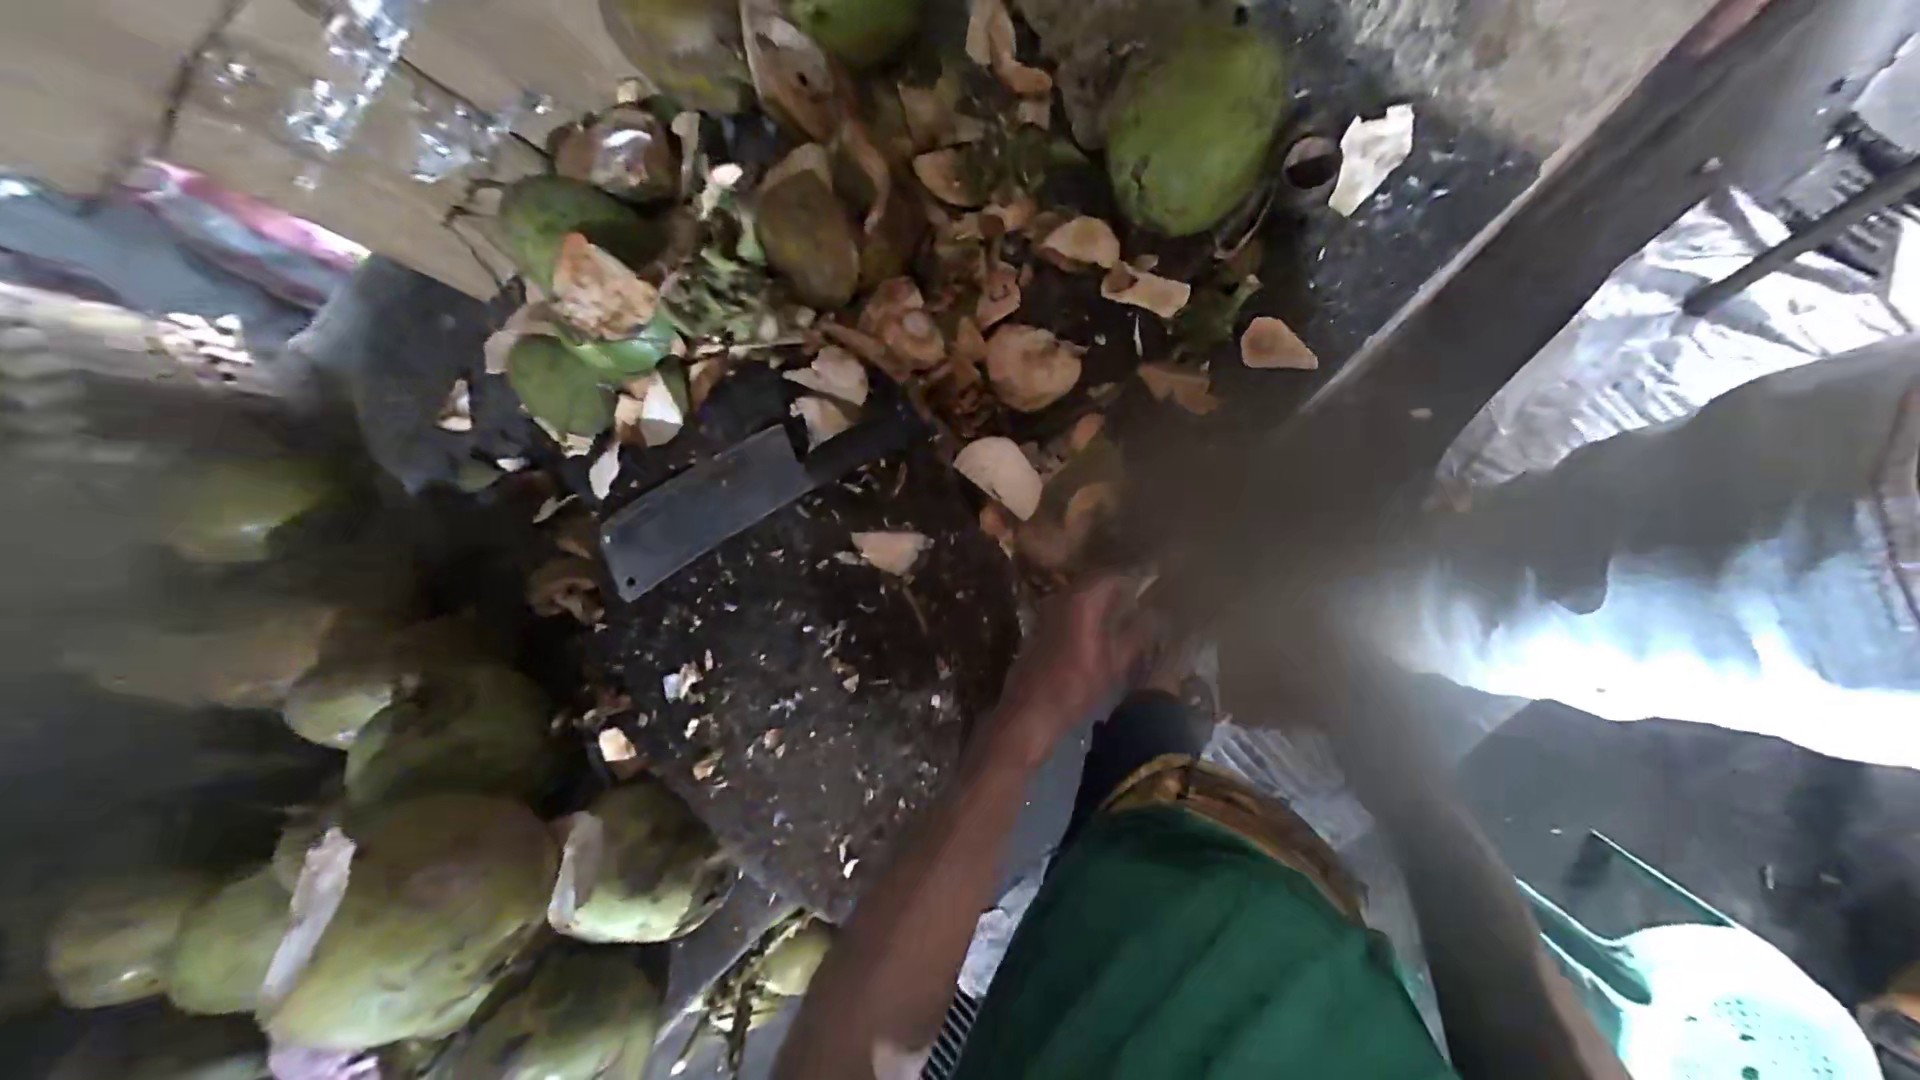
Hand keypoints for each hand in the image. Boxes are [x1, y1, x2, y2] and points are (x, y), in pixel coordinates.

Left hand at [987, 574, 1157, 763]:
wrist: (1029, 710)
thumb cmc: (1075, 688)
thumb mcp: (1114, 665)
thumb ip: (1136, 636)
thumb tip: (1154, 617)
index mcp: (1080, 601)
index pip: (1111, 576)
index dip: (1132, 577)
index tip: (1150, 581)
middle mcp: (1061, 598)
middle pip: (1094, 583)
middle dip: (1117, 588)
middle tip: (1140, 597)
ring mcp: (1047, 612)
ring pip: (1080, 596)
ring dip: (1102, 600)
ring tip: (1126, 613)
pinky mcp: (1041, 627)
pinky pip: (1069, 609)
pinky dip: (1087, 612)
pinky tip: (1102, 629)